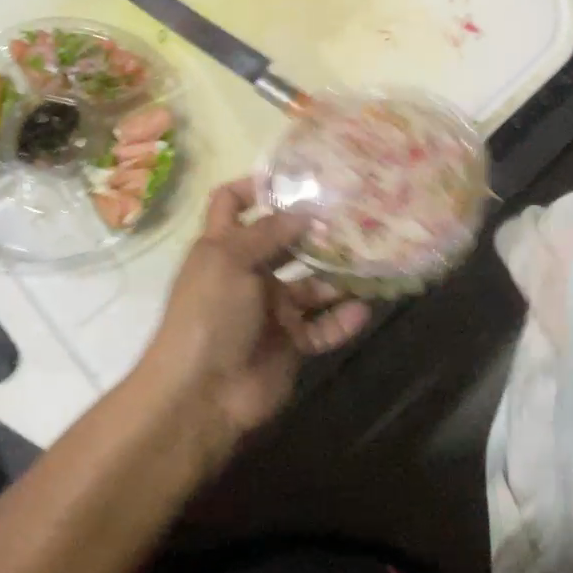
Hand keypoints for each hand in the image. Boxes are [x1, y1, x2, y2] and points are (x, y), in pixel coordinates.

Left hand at [139, 179, 371, 449]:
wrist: (202, 393)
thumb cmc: (209, 313)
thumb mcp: (230, 260)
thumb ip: (267, 232)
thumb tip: (303, 211)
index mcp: (222, 247)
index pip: (232, 203)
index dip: (255, 187)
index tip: (295, 179)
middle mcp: (247, 273)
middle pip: (282, 242)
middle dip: (311, 230)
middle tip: (352, 216)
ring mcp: (270, 310)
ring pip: (311, 285)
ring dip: (336, 275)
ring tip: (369, 259)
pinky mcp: (291, 343)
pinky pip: (323, 327)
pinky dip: (343, 319)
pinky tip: (364, 308)